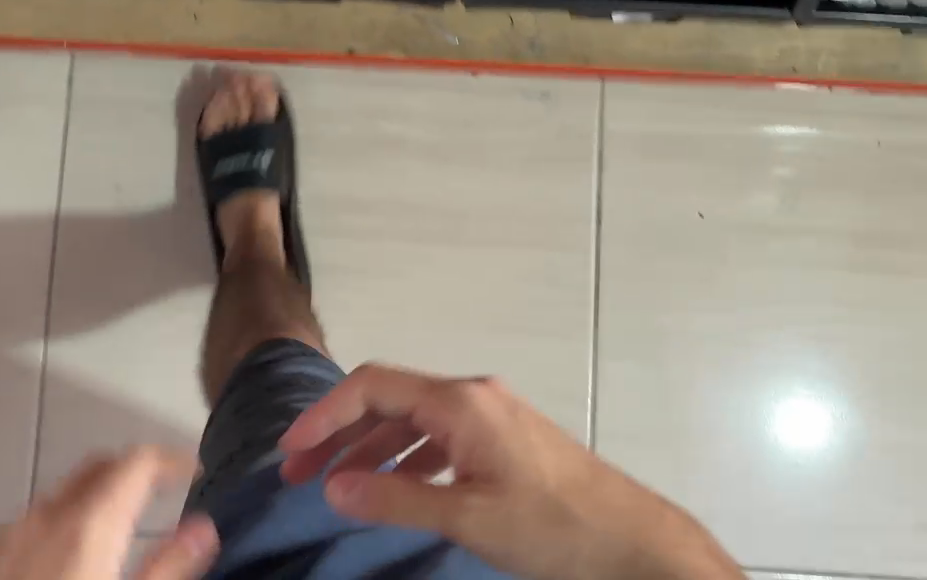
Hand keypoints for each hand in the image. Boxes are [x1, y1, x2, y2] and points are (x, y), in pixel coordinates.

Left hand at [0, 447, 218, 579]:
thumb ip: (168, 565)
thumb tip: (204, 526)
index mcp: (90, 524)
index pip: (139, 460)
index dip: (172, 458)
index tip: (194, 470)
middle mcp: (48, 517)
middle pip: (99, 465)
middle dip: (133, 470)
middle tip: (160, 491)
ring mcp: (8, 537)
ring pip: (62, 494)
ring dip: (94, 495)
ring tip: (114, 528)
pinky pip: (29, 522)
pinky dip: (58, 521)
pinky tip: (60, 559)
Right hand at [278, 365, 743, 579]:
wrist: (635, 541)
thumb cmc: (552, 526)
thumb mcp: (468, 518)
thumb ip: (396, 500)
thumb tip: (332, 488)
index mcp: (459, 401)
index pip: (375, 385)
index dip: (326, 413)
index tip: (291, 448)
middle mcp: (470, 394)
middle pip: (390, 399)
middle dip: (341, 432)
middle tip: (298, 472)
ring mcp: (489, 413)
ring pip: (413, 419)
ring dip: (371, 447)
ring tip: (334, 483)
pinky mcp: (502, 436)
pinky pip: (439, 436)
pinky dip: (406, 458)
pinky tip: (392, 486)